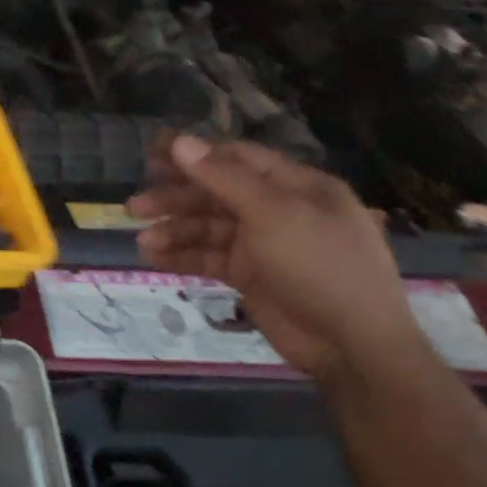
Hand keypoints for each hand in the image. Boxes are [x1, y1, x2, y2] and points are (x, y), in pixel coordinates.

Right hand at [125, 135, 425, 381]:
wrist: (353, 346)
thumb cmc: (320, 266)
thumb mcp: (273, 214)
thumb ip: (223, 177)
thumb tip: (180, 141)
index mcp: (298, 187)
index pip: (237, 159)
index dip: (194, 155)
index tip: (150, 155)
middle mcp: (280, 211)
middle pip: (217, 194)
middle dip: (175, 198)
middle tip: (134, 206)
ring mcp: (265, 245)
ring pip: (208, 228)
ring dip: (174, 231)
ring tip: (142, 241)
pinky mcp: (252, 276)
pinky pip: (209, 258)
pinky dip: (182, 256)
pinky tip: (153, 258)